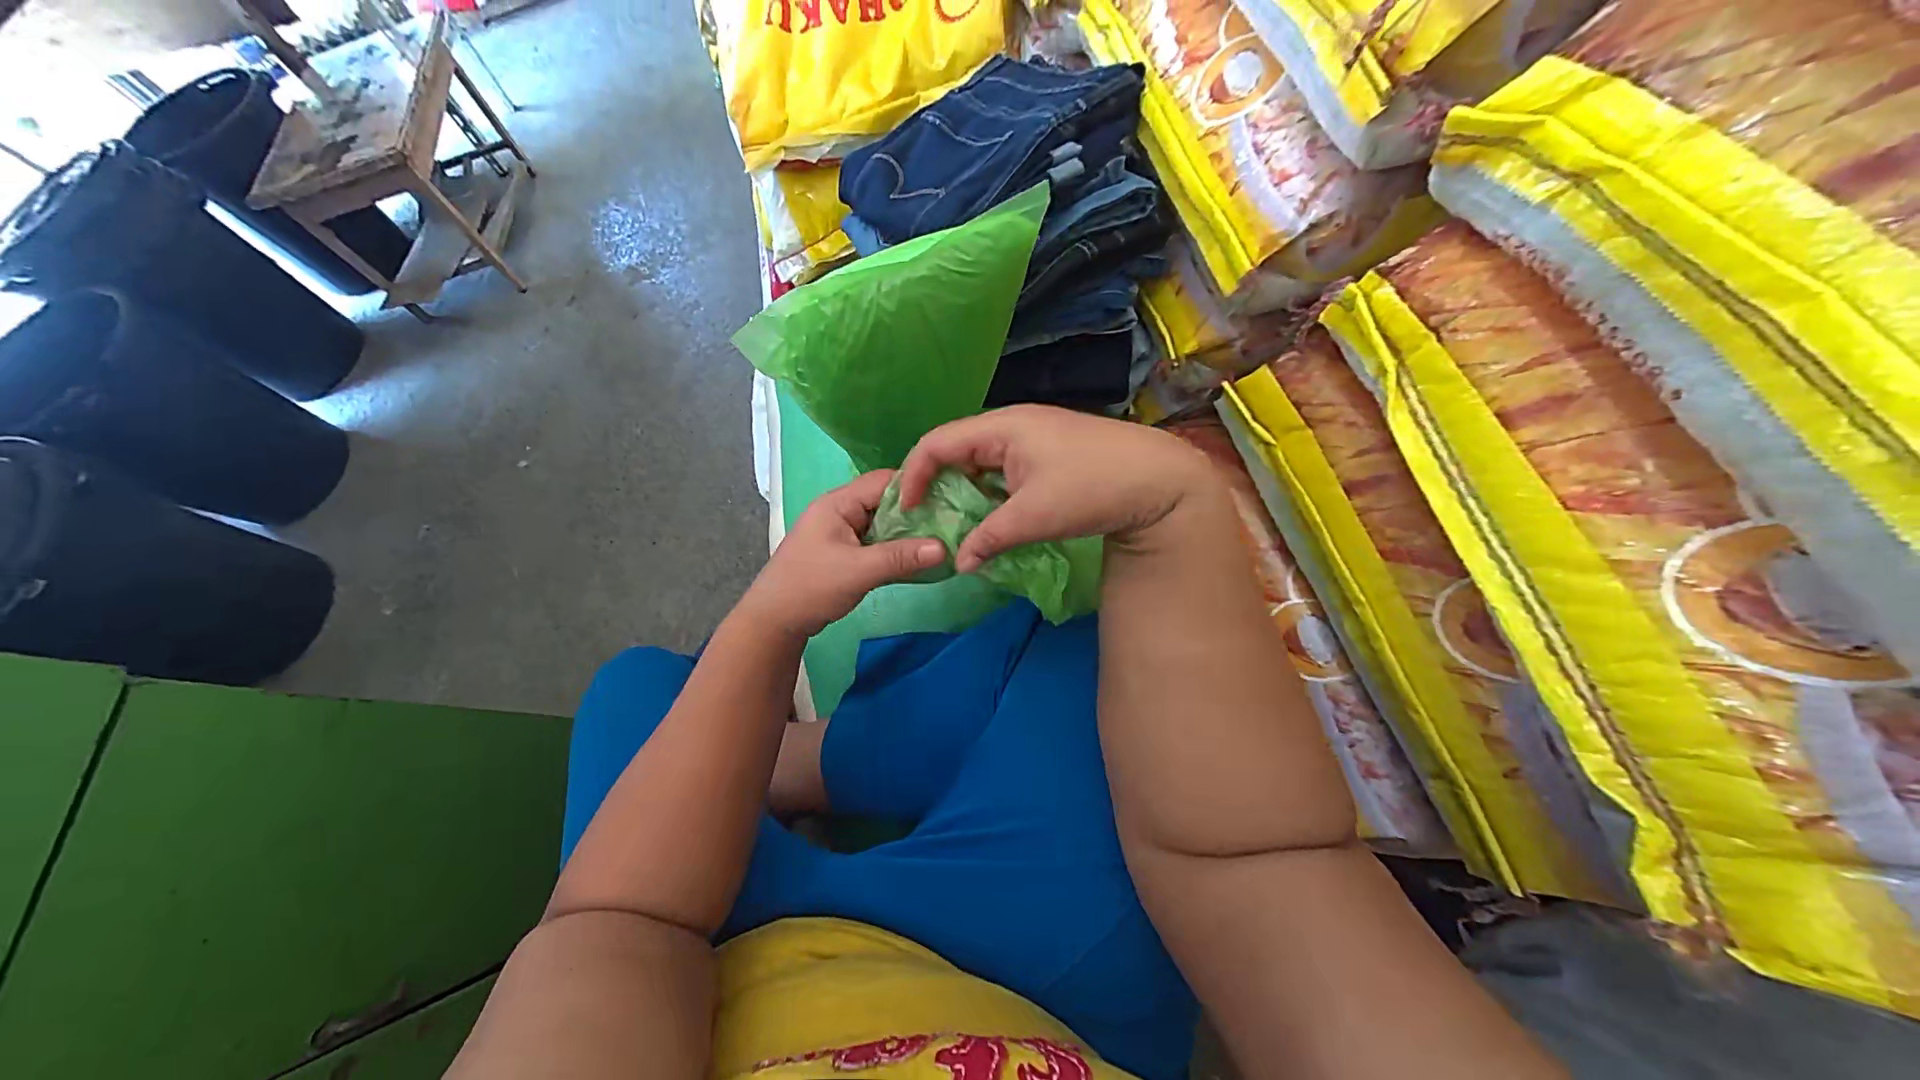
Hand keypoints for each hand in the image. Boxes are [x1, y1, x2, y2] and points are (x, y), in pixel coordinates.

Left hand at [737, 470, 946, 639]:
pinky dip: (897, 548)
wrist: (774, 620)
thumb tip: (943, 548)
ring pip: (883, 523)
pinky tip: (919, 558)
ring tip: (942, 538)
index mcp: (838, 503)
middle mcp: (841, 511)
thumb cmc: (811, 587)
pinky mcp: (845, 553)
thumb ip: (900, 557)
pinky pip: (878, 542)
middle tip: (951, 520)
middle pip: (885, 501)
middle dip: (916, 511)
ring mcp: (842, 532)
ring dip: (908, 532)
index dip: (915, 486)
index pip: (883, 481)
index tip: (947, 498)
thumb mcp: (858, 571)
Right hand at [898, 405, 1218, 571]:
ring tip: (954, 522)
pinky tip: (992, 517)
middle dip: (936, 482)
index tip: (908, 510)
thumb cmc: (1092, 488)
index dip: (914, 475)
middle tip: (926, 518)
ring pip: (982, 461)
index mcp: (1002, 428)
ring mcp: (1034, 438)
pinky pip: (1004, 469)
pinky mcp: (1050, 453)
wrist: (1161, 479)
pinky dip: (991, 492)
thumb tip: (959, 563)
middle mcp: (1013, 426)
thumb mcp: (1034, 516)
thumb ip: (989, 538)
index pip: (937, 442)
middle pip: (957, 448)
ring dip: (965, 489)